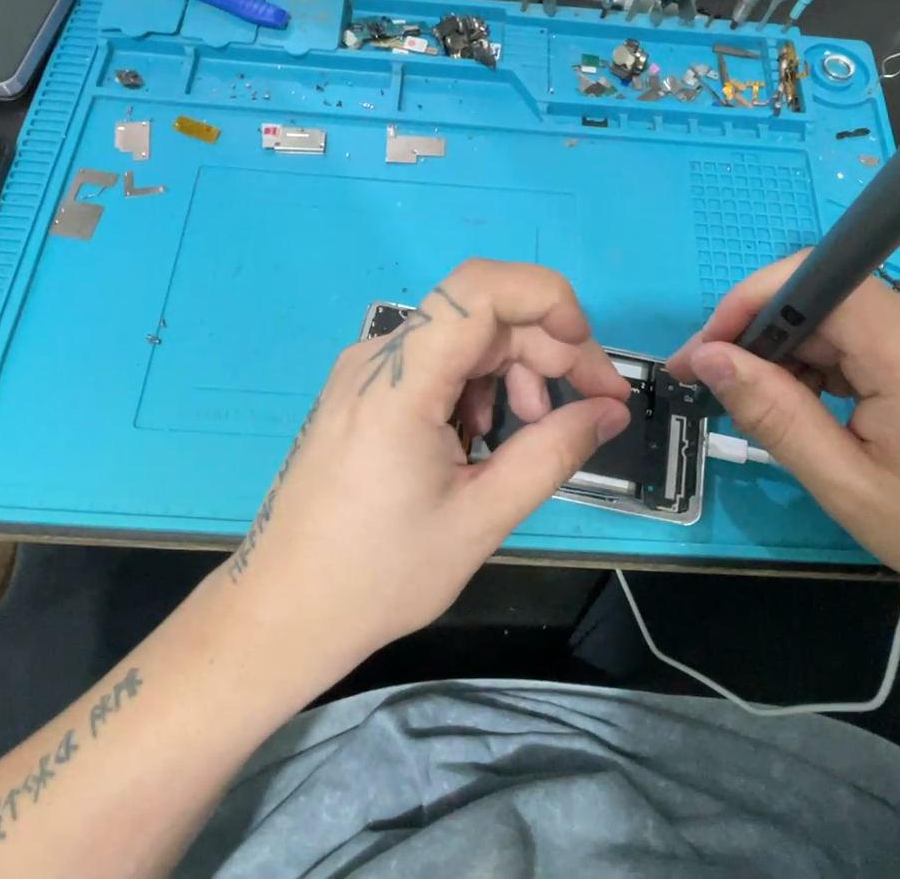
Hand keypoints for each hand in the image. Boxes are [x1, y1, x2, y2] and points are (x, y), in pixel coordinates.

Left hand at [218, 260, 631, 669]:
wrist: (287, 609)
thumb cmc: (380, 574)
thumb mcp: (481, 518)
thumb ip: (553, 453)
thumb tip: (612, 411)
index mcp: (399, 383)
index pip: (480, 290)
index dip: (547, 300)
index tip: (586, 356)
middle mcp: (378, 359)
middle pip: (482, 317)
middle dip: (549, 351)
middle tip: (593, 407)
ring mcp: (367, 373)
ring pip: (464, 341)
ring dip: (515, 373)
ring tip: (532, 432)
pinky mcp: (365, 393)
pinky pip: (437, 366)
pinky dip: (478, 389)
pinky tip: (484, 439)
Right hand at [667, 252, 899, 649]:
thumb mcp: (844, 484)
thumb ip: (773, 413)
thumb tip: (708, 358)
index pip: (818, 281)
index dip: (750, 301)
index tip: (703, 352)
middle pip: (831, 301)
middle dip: (766, 339)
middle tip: (722, 392)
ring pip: (852, 320)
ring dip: (801, 355)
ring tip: (778, 413)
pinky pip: (880, 336)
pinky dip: (838, 363)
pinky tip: (826, 408)